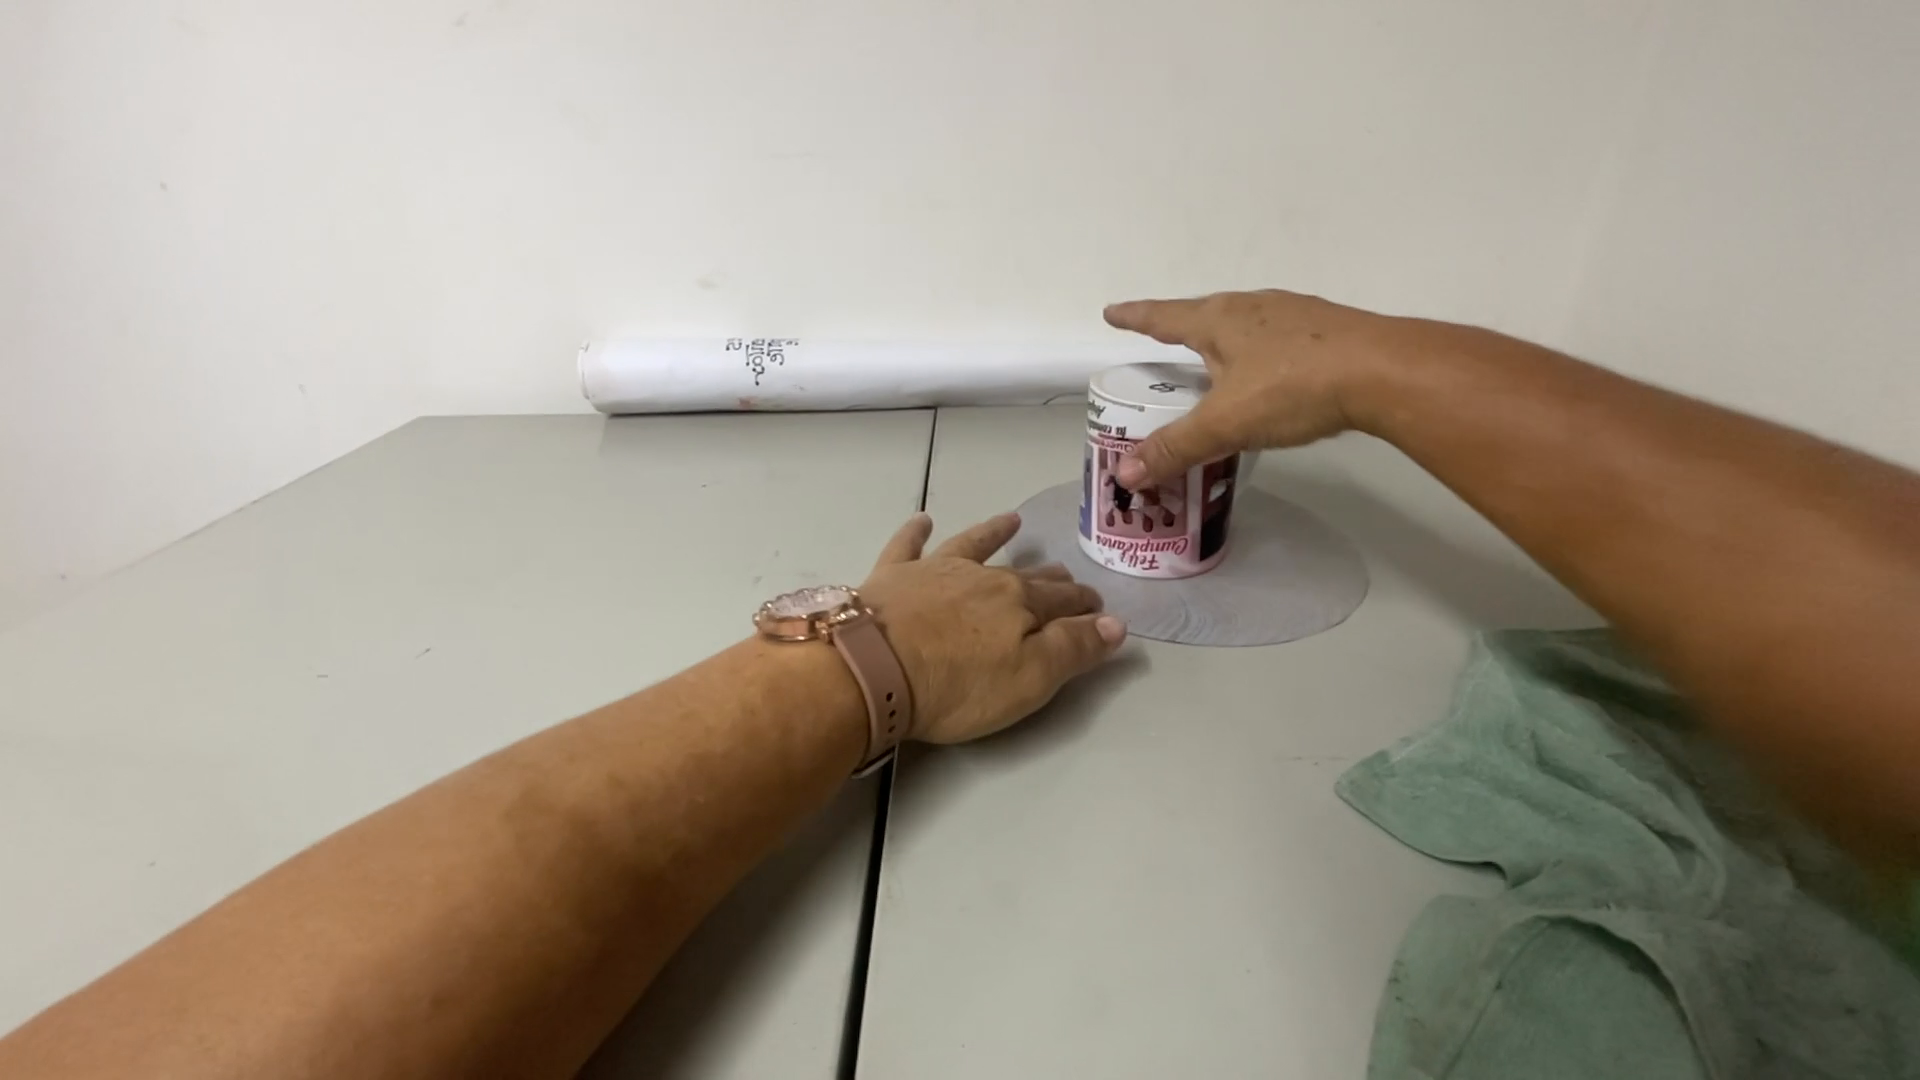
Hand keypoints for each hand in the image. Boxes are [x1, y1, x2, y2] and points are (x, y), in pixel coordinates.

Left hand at [859, 512, 1127, 743]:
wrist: (872, 668)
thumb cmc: (956, 685)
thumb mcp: (1030, 679)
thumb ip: (1074, 649)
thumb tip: (1115, 623)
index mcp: (1020, 604)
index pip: (1063, 602)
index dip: (1084, 606)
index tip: (1098, 608)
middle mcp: (982, 578)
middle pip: (1023, 576)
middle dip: (1049, 577)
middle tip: (1064, 576)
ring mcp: (934, 571)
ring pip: (973, 546)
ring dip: (993, 534)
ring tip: (1011, 521)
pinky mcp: (892, 576)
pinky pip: (907, 545)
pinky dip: (916, 532)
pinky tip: (921, 519)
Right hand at [1102, 289, 1405, 488]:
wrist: (1387, 372)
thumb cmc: (1294, 388)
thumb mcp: (1225, 424)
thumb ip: (1176, 448)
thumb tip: (1124, 475)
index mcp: (1220, 321)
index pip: (1163, 317)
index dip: (1135, 317)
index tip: (1112, 312)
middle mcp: (1253, 307)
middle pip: (1204, 313)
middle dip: (1179, 327)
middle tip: (1161, 340)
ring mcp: (1293, 315)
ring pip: (1244, 323)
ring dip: (1223, 338)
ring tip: (1214, 359)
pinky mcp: (1326, 330)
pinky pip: (1277, 337)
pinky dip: (1259, 351)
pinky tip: (1270, 372)